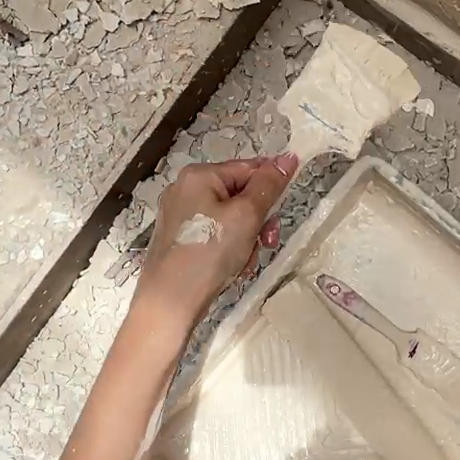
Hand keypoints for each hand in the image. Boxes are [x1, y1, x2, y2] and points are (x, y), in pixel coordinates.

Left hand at [135, 155, 298, 332]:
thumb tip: (289, 157)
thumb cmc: (210, 252)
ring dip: (248, 238)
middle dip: (259, 219)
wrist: (171, 301)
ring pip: (231, 218)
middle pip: (240, 195)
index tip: (284, 209)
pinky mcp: (180, 240)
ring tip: (247, 260)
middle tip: (268, 241)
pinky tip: (234, 268)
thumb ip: (269, 185)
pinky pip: (216, 235)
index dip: (271, 187)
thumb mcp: (246, 215)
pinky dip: (230, 248)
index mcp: (199, 175)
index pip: (248, 168)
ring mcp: (180, 216)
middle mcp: (186, 189)